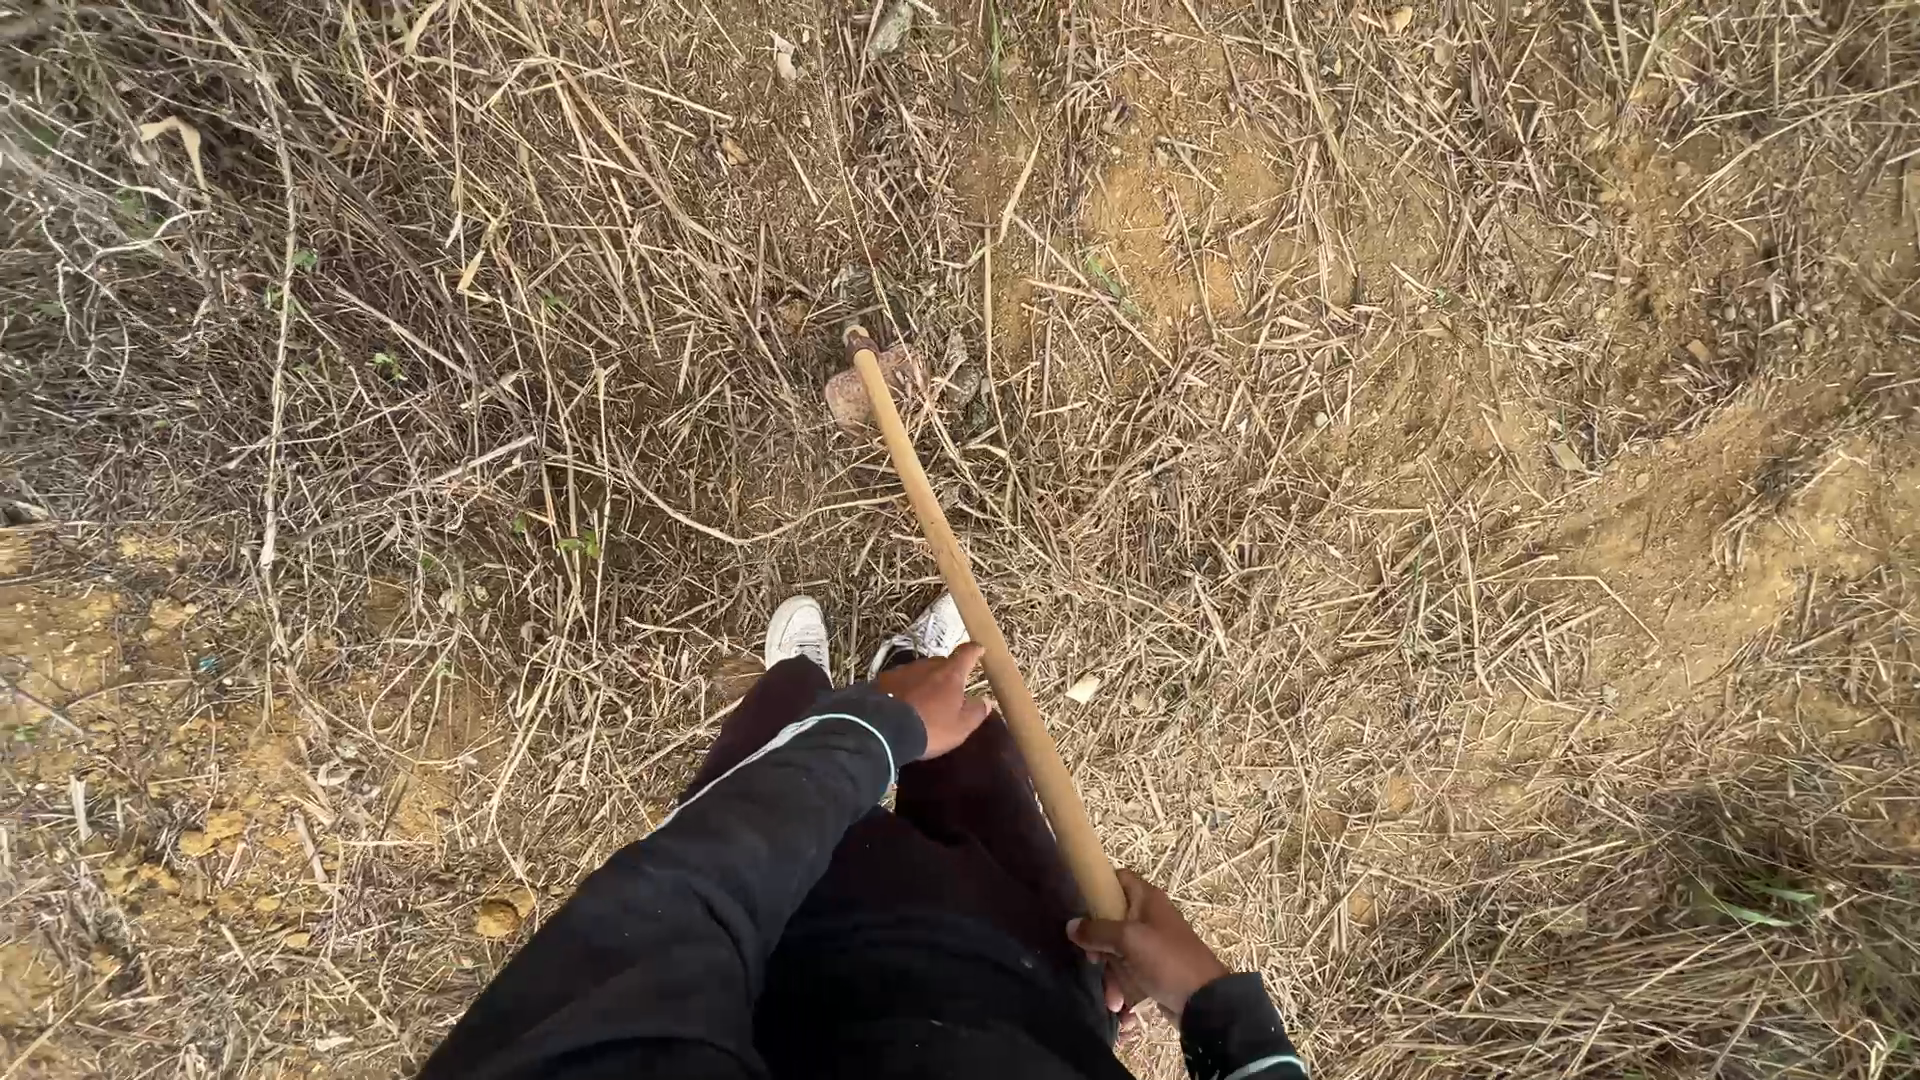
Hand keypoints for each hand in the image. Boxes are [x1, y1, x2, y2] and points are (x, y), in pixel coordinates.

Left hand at [873, 643, 991, 759]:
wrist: (884, 730)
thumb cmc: (930, 728)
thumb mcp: (960, 727)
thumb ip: (976, 712)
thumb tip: (985, 701)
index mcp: (950, 673)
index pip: (966, 654)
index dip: (974, 651)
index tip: (979, 649)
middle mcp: (927, 665)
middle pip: (942, 662)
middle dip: (948, 672)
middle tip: (950, 689)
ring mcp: (903, 670)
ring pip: (920, 671)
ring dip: (925, 681)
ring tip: (924, 700)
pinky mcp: (883, 679)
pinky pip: (900, 680)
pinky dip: (905, 688)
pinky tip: (902, 703)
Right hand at [1066, 868, 1228, 1019]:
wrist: (1206, 1002)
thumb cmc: (1166, 959)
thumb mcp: (1128, 940)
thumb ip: (1097, 931)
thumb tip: (1071, 926)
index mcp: (1146, 898)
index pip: (1117, 878)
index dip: (1098, 887)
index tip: (1082, 909)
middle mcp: (1149, 916)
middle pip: (1112, 919)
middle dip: (1100, 945)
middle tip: (1094, 960)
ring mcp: (1153, 943)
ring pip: (1119, 950)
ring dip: (1112, 974)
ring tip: (1113, 998)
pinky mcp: (1157, 968)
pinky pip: (1131, 972)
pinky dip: (1125, 987)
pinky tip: (1123, 1006)